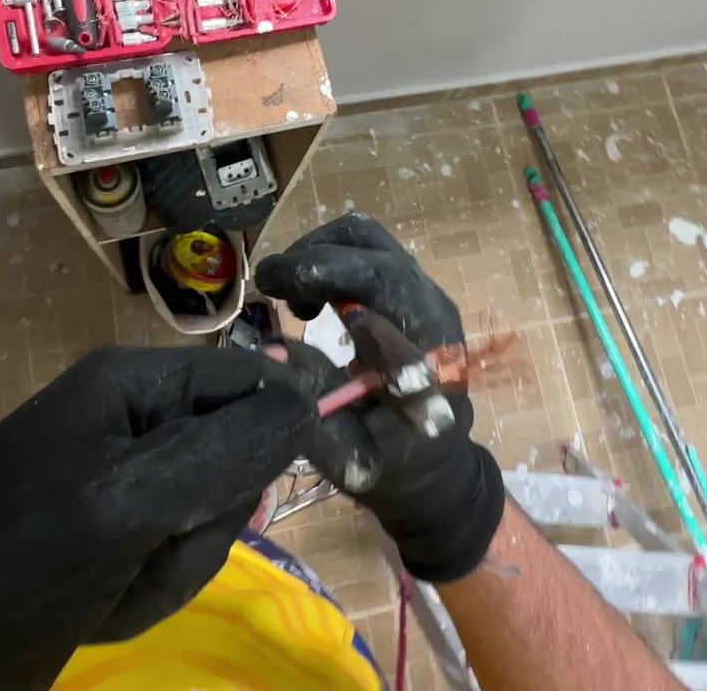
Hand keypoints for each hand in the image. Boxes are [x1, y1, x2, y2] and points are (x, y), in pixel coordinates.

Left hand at [0, 347, 314, 690]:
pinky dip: (147, 590)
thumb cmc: (11, 564)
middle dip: (203, 523)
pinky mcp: (110, 531)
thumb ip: (226, 448)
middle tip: (147, 554)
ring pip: (207, 515)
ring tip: (110, 591)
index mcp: (134, 382)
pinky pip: (171, 553)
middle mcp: (133, 417)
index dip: (268, 438)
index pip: (247, 382)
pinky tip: (98, 609)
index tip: (245, 500)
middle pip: (234, 456)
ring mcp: (121, 478)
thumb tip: (310, 397)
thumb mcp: (129, 502)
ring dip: (173, 566)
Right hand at [256, 213, 505, 583]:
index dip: (317, 270)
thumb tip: (267, 352)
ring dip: (318, 254)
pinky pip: (364, 253)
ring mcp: (421, 291)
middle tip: (275, 290)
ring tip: (295, 298)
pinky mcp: (407, 291)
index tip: (269, 288)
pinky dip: (329, 263)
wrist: (439, 469)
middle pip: (367, 239)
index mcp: (426, 340)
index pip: (378, 277)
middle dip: (310, 255)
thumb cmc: (397, 464)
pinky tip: (314, 303)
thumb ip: (311, 398)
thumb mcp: (350, 446)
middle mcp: (429, 303)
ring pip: (364, 237)